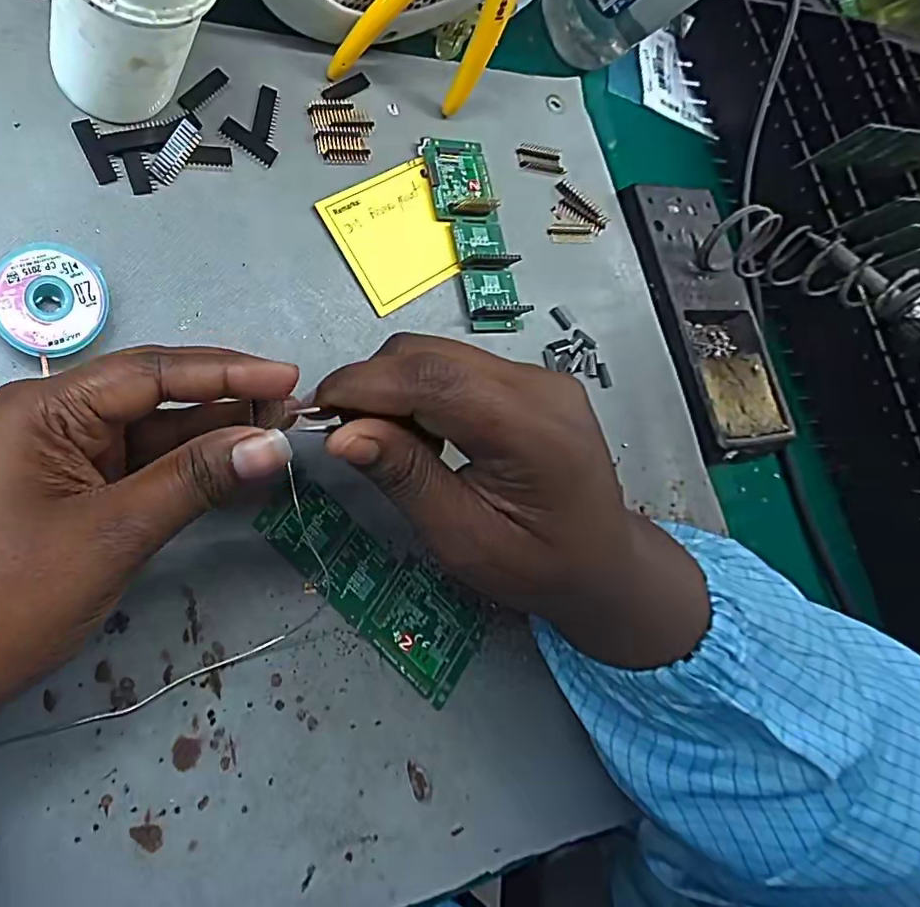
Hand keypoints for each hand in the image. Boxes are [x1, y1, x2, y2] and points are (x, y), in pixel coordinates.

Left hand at [0, 346, 296, 862]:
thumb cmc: (15, 596)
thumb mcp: (114, 533)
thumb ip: (195, 480)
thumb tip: (272, 445)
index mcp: (46, 406)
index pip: (150, 372)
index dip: (225, 373)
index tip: (285, 377)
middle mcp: (54, 414)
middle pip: (152, 393)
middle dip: (222, 400)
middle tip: (290, 407)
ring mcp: (64, 450)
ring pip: (151, 429)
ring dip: (209, 433)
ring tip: (275, 431)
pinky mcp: (75, 484)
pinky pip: (139, 463)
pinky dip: (185, 467)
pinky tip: (232, 464)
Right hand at [314, 334, 707, 668]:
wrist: (604, 567)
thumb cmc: (538, 567)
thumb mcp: (463, 539)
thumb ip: (405, 479)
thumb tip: (341, 435)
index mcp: (532, 431)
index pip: (431, 380)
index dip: (363, 386)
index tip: (315, 412)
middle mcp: (536, 385)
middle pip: (425, 354)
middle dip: (367, 384)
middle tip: (341, 432)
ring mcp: (531, 376)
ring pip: (430, 353)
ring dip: (386, 386)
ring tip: (376, 437)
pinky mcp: (519, 379)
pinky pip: (445, 365)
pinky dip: (409, 390)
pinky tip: (411, 430)